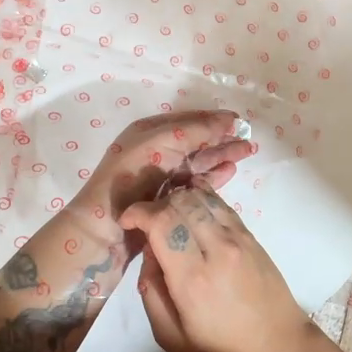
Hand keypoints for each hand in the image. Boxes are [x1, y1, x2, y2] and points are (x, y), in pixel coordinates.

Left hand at [68, 111, 253, 247]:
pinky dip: (212, 177)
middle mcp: (155, 152)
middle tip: (250, 142)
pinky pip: (194, 184)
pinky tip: (229, 173)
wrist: (101, 232)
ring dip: (220, 157)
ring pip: (198, 163)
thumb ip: (197, 130)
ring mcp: (160, 178)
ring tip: (245, 155)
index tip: (240, 121)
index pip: (190, 120)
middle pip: (196, 141)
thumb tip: (230, 119)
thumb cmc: (130, 178)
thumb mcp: (163, 142)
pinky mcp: (165, 202)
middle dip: (222, 139)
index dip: (215, 119)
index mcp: (150, 132)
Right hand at [119, 183, 316, 351]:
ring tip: (167, 214)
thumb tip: (149, 252)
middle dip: (156, 205)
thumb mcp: (170, 335)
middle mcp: (216, 249)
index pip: (162, 223)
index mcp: (192, 278)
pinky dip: (201, 197)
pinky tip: (191, 204)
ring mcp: (237, 237)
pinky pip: (221, 204)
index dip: (139, 213)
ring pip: (202, 197)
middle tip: (145, 221)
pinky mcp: (250, 234)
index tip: (127, 221)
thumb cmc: (219, 348)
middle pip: (181, 202)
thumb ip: (151, 290)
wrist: (275, 343)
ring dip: (178, 198)